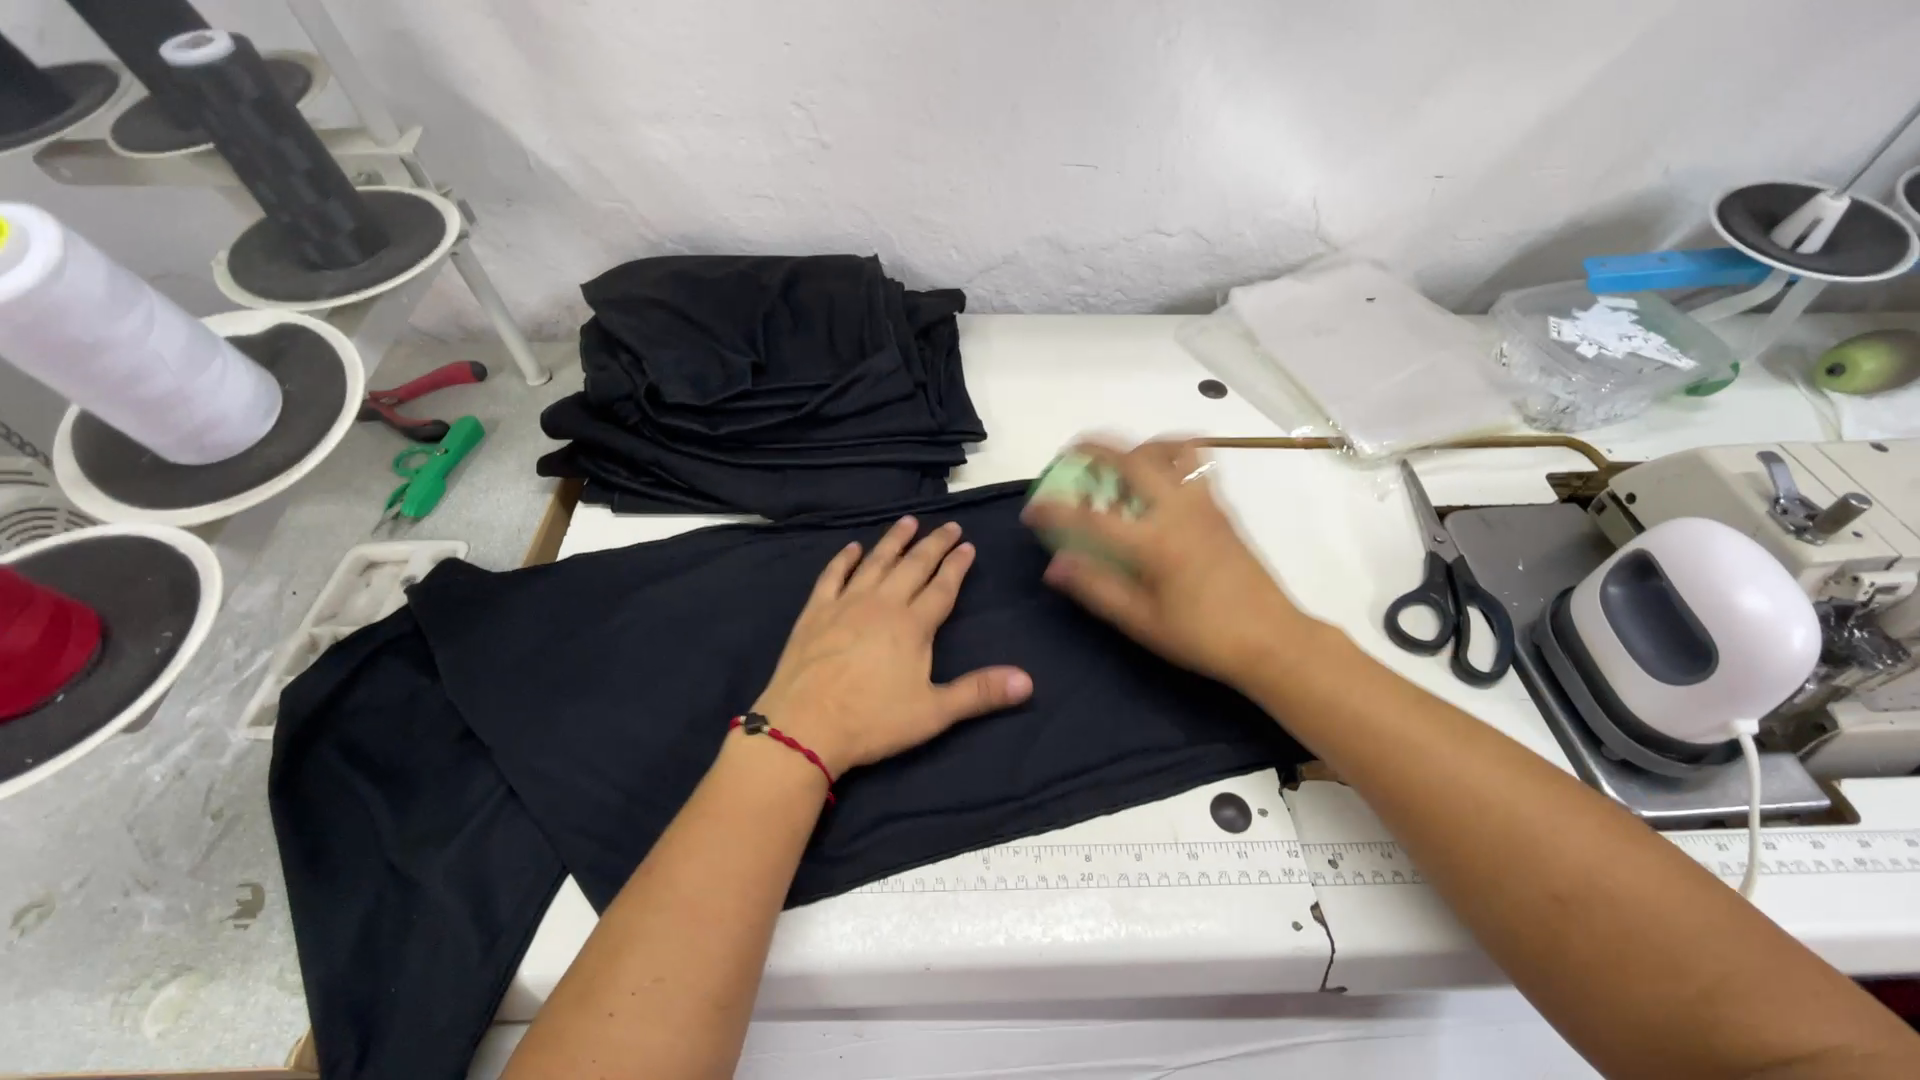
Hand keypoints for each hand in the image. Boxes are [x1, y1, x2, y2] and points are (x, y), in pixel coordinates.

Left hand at [750, 516, 1033, 777]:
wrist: (805, 727)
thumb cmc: (873, 722)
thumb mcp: (934, 713)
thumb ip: (979, 693)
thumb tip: (1028, 680)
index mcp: (913, 626)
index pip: (942, 587)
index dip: (957, 566)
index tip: (968, 546)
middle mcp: (882, 604)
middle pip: (913, 566)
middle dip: (933, 544)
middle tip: (948, 526)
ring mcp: (845, 605)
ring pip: (875, 562)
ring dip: (893, 541)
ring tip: (908, 522)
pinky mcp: (814, 613)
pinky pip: (832, 576)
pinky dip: (844, 559)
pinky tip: (853, 548)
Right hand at [1021, 438, 1311, 686]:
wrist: (1272, 639)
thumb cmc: (1204, 637)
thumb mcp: (1142, 622)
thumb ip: (1097, 589)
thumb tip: (1055, 566)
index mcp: (1155, 542)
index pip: (1092, 517)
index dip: (1055, 511)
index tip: (1032, 511)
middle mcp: (1179, 510)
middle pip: (1132, 459)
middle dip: (1094, 448)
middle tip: (1070, 453)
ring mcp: (1205, 504)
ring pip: (1170, 450)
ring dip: (1137, 445)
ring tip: (1118, 461)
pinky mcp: (1223, 509)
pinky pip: (1194, 464)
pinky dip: (1169, 456)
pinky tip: (1157, 479)